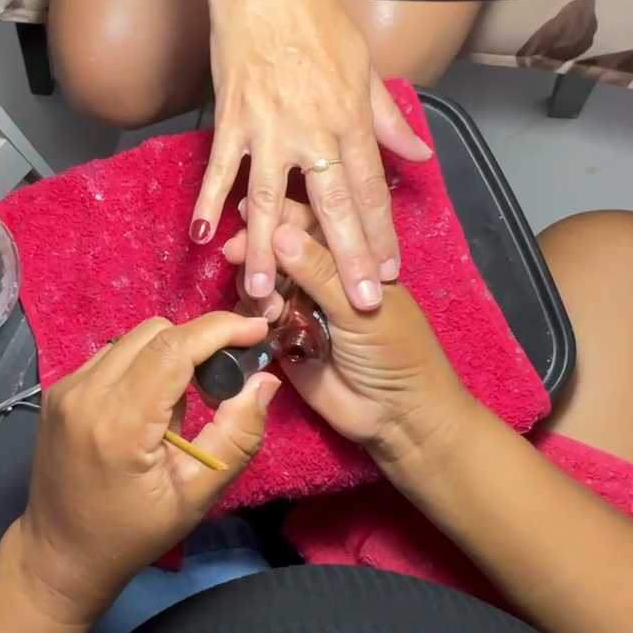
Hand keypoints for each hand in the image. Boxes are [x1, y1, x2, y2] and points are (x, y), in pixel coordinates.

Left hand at [16, 312, 279, 623]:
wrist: (59, 553)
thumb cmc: (131, 534)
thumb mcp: (195, 496)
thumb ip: (235, 437)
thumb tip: (264, 381)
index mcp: (119, 423)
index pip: (173, 348)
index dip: (219, 330)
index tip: (256, 330)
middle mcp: (85, 393)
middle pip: (154, 332)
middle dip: (197, 345)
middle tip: (220, 384)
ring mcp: (66, 387)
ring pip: (132, 339)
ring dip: (168, 355)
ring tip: (178, 408)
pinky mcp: (59, 389)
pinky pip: (111, 355)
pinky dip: (141, 366)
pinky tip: (147, 407)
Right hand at [194, 0, 431, 313]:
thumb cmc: (319, 22)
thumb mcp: (366, 67)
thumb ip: (388, 119)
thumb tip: (418, 157)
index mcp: (350, 119)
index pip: (370, 189)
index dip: (380, 234)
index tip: (386, 273)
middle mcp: (313, 132)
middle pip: (332, 205)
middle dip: (346, 257)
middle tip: (355, 304)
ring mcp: (267, 129)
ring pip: (268, 199)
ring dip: (265, 248)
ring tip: (262, 290)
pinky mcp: (230, 120)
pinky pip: (218, 168)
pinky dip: (207, 200)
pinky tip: (200, 232)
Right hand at [223, 200, 474, 465]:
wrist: (396, 417)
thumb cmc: (396, 353)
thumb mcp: (361, 307)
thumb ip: (320, 271)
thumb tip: (278, 231)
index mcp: (349, 258)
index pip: (309, 225)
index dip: (279, 218)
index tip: (248, 215)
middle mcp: (320, 277)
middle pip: (276, 251)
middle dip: (255, 251)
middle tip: (236, 255)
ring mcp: (298, 306)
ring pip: (262, 282)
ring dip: (255, 285)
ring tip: (264, 303)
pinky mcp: (280, 337)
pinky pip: (255, 317)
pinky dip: (249, 314)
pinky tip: (257, 321)